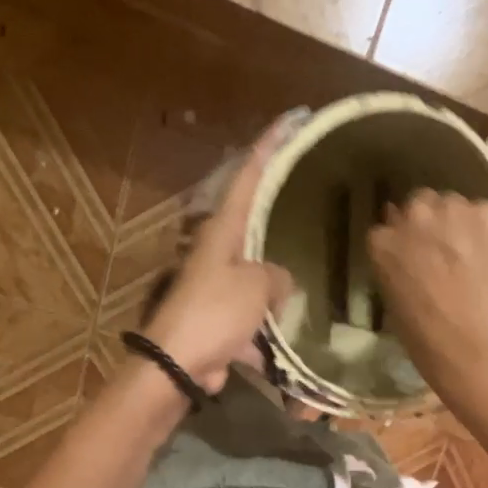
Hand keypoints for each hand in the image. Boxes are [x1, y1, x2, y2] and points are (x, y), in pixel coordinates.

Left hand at [143, 122, 296, 393]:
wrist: (175, 366)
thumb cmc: (213, 315)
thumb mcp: (256, 286)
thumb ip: (277, 276)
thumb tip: (280, 283)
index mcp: (222, 232)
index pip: (248, 177)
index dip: (269, 148)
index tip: (291, 120)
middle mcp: (217, 256)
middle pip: (254, 229)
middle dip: (280, 219)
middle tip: (312, 205)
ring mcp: (217, 292)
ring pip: (257, 282)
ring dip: (278, 294)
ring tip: (311, 292)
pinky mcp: (219, 327)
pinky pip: (253, 325)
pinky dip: (266, 338)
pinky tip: (288, 350)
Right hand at [367, 191, 487, 406]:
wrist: (479, 351)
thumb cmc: (429, 345)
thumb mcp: (397, 306)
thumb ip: (398, 272)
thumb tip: (410, 262)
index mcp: (383, 245)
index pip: (385, 232)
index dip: (402, 248)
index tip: (412, 263)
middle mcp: (415, 217)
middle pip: (418, 207)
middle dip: (428, 226)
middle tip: (441, 256)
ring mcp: (454, 212)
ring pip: (452, 206)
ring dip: (457, 224)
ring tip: (469, 256)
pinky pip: (484, 213)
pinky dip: (486, 229)